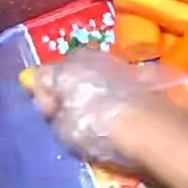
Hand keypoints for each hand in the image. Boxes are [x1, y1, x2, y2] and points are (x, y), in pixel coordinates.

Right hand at [23, 49, 187, 164]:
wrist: (147, 125)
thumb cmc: (96, 129)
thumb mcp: (63, 129)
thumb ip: (53, 113)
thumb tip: (52, 104)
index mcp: (62, 69)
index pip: (40, 77)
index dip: (43, 97)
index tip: (50, 115)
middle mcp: (86, 57)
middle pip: (68, 71)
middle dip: (67, 89)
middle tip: (71, 115)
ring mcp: (113, 61)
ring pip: (93, 73)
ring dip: (92, 89)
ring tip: (98, 115)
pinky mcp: (137, 71)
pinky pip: (115, 80)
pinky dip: (114, 91)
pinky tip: (119, 110)